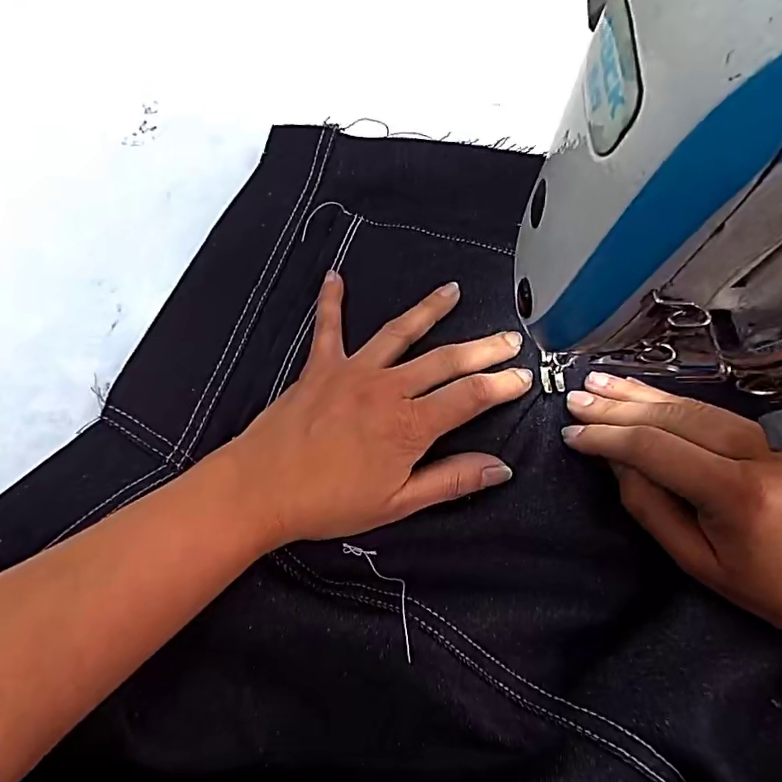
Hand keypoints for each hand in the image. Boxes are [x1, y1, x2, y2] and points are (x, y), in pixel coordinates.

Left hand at [205, 272, 532, 548]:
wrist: (258, 490)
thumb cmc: (326, 502)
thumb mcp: (398, 503)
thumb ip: (452, 481)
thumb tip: (498, 469)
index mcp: (410, 425)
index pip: (472, 396)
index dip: (503, 384)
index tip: (523, 377)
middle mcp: (387, 389)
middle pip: (448, 359)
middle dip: (485, 347)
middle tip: (509, 338)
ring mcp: (353, 372)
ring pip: (401, 332)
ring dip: (430, 309)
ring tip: (452, 291)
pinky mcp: (321, 367)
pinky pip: (329, 327)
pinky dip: (332, 301)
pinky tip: (335, 278)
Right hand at [561, 373, 781, 666]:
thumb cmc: (781, 595)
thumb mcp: (703, 566)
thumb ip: (653, 509)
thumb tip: (618, 462)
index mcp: (740, 493)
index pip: (657, 448)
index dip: (608, 438)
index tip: (572, 434)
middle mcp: (761, 451)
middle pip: (675, 416)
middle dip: (620, 406)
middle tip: (578, 397)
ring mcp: (779, 435)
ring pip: (696, 406)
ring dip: (645, 395)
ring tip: (602, 383)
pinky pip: (720, 414)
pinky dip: (678, 404)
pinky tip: (650, 395)